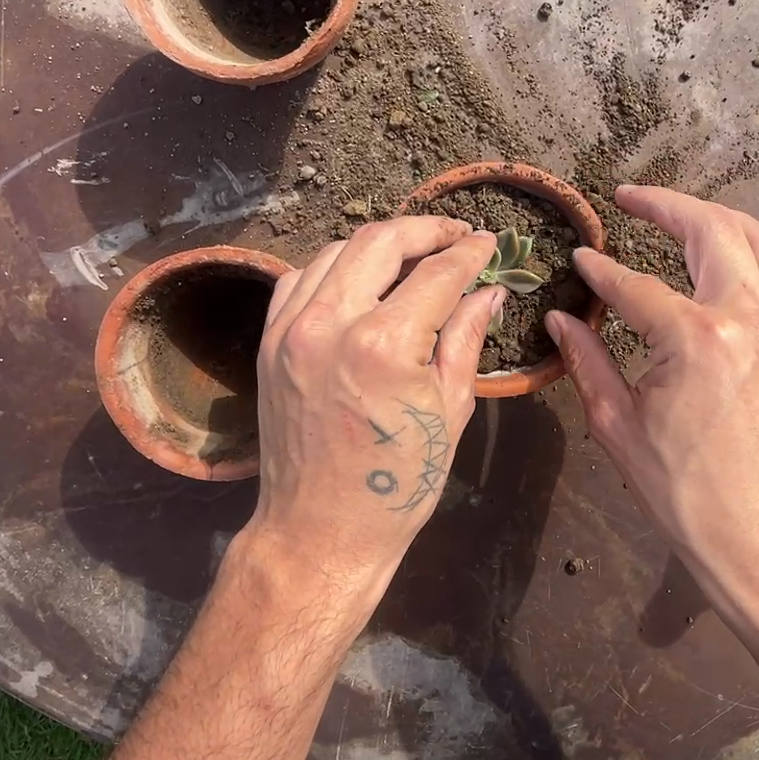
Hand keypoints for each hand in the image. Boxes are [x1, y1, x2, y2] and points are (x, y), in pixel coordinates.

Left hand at [248, 216, 505, 602]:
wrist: (320, 530)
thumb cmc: (399, 483)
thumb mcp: (450, 410)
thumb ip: (466, 337)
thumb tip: (490, 292)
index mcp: (385, 344)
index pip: (437, 273)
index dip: (470, 252)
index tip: (489, 243)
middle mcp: (330, 323)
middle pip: (381, 241)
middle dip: (426, 229)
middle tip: (456, 235)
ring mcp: (290, 329)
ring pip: (336, 250)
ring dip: (380, 242)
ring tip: (414, 252)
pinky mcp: (268, 341)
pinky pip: (300, 278)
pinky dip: (335, 266)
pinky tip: (360, 277)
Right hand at [544, 186, 758, 632]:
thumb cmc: (682, 490)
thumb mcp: (617, 425)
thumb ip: (587, 361)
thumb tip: (560, 319)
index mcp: (696, 339)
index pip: (636, 285)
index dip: (601, 271)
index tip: (578, 258)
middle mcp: (747, 317)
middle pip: (711, 231)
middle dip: (666, 205)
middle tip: (630, 196)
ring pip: (757, 240)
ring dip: (714, 216)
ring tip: (675, 212)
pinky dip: (745, 247)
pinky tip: (717, 255)